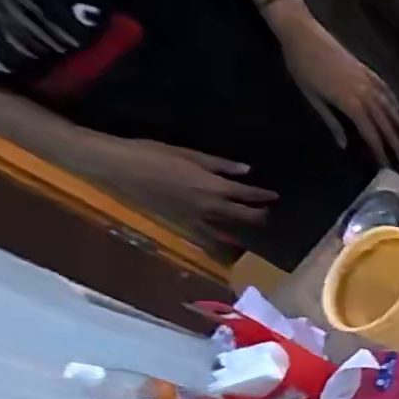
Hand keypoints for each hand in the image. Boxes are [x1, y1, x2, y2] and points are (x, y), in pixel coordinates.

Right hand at [74, 134, 276, 234]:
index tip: (276, 197)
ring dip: (243, 230)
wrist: (122, 169)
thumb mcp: (191, 155)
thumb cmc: (154, 155)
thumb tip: (247, 171)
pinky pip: (209, 238)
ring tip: (253, 229)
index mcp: (214, 187)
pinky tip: (228, 243)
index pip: (248, 195)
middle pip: (244, 217)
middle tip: (268, 213)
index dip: (264, 196)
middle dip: (259, 216)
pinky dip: (221, 241)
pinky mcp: (184, 226)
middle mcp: (210, 209)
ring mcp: (197, 221)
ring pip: (229, 231)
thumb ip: (221, 166)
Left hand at [266, 0, 398, 167]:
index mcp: (349, 102)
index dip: (379, 150)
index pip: (370, 132)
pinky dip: (393, 100)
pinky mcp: (364, 68)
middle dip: (396, 143)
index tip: (387, 166)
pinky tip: (398, 109)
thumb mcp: (313, 98)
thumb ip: (331, 121)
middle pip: (384, 122)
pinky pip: (383, 87)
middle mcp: (363, 91)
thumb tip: (344, 144)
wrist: (301, 31)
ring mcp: (366, 78)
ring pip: (388, 105)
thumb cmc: (301, 66)